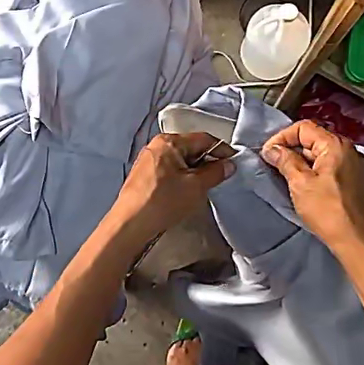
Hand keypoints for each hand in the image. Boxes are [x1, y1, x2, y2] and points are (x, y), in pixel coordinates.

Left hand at [107, 132, 234, 246]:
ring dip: (194, 171)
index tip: (233, 162)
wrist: (131, 225)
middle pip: (191, 148)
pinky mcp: (143, 176)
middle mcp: (156, 146)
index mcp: (168, 142)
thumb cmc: (162, 201)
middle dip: (207, 161)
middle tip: (221, 176)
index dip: (221, 150)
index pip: (203, 139)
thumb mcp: (196, 186)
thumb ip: (216, 172)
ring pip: (180, 160)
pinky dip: (181, 178)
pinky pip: (169, 170)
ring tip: (203, 187)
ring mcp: (148, 161)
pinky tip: (185, 192)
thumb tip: (228, 165)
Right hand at [261, 121, 363, 253]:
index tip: (270, 152)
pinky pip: (332, 168)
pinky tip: (306, 189)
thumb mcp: (300, 183)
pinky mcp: (357, 182)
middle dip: (292, 150)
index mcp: (336, 146)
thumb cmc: (332, 213)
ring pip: (323, 155)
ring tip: (288, 180)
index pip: (304, 128)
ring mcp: (355, 167)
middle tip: (275, 166)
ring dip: (303, 163)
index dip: (282, 137)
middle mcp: (350, 151)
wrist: (357, 240)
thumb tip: (275, 150)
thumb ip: (286, 161)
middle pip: (314, 140)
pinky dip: (317, 173)